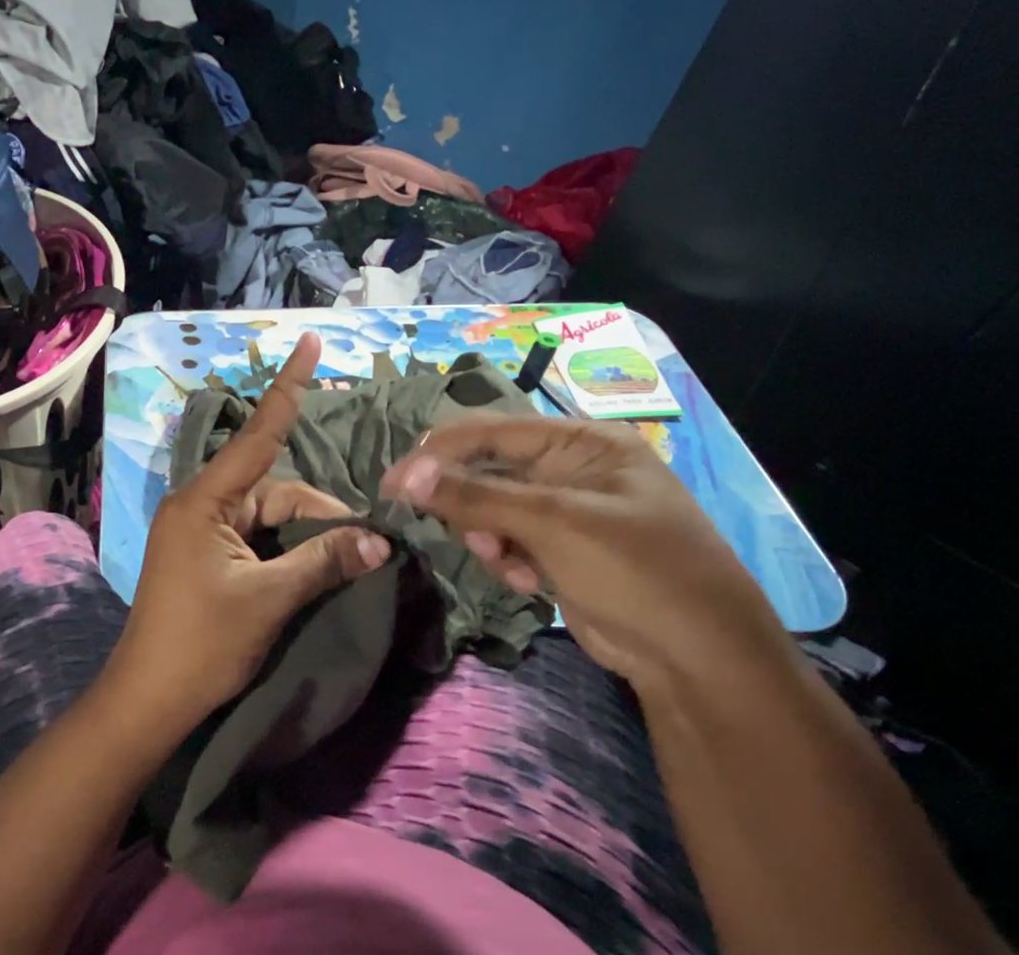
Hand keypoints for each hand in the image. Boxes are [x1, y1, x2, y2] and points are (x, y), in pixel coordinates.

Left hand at [106, 333, 390, 730]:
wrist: (150, 696)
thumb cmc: (202, 644)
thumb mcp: (269, 600)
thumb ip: (323, 561)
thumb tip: (380, 539)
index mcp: (203, 501)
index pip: (258, 436)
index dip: (287, 389)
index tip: (306, 342)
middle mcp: (198, 506)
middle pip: (273, 488)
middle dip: (321, 513)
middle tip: (368, 544)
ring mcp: (198, 532)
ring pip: (268, 516)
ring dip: (306, 536)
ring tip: (347, 561)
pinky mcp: (202, 557)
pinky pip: (254, 537)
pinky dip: (285, 550)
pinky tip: (314, 568)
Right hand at [380, 415, 792, 690]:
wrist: (700, 660)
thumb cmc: (638, 572)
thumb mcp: (554, 524)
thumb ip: (475, 496)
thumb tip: (403, 476)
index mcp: (582, 443)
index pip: (489, 431)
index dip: (437, 454)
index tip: (391, 486)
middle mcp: (572, 469)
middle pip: (486, 470)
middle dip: (467, 504)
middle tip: (459, 535)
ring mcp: (567, 513)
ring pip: (490, 510)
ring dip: (485, 536)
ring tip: (505, 563)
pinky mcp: (560, 551)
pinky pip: (507, 541)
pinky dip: (505, 559)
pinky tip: (525, 581)